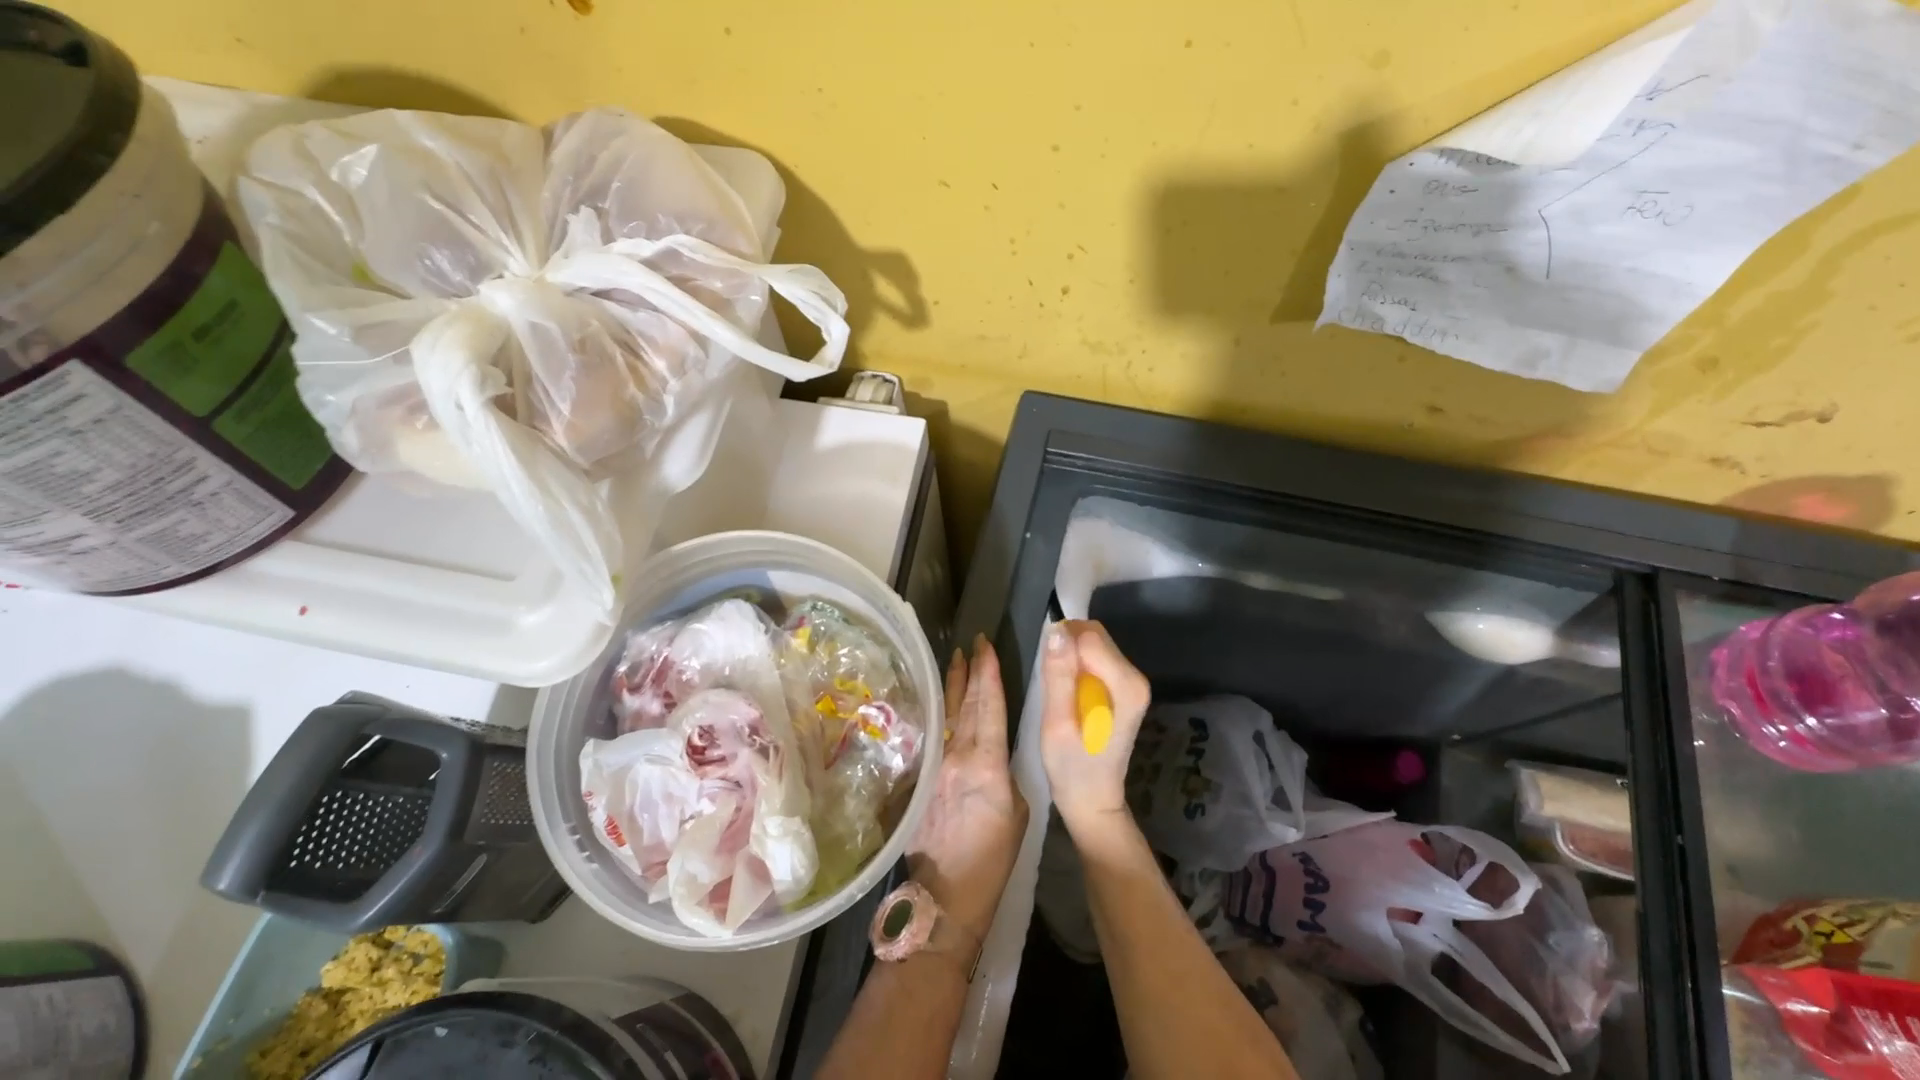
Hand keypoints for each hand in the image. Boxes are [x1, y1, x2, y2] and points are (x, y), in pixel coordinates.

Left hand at [907, 634, 1028, 940]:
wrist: (947, 893)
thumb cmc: (993, 858)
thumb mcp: (1017, 811)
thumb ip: (1004, 773)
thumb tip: (993, 753)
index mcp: (987, 764)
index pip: (990, 707)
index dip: (988, 674)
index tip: (986, 647)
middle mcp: (956, 757)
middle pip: (964, 705)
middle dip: (967, 673)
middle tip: (969, 646)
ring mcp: (931, 767)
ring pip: (944, 718)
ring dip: (949, 689)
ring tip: (952, 663)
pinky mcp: (915, 779)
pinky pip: (929, 740)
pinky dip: (935, 718)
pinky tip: (934, 704)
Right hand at [1039, 620, 1151, 840]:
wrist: (1093, 801)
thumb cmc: (1071, 769)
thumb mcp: (1057, 724)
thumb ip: (1059, 676)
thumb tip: (1056, 630)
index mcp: (1126, 685)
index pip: (1088, 637)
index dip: (1060, 645)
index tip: (1043, 672)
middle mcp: (1136, 678)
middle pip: (1095, 635)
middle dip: (1066, 647)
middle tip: (1048, 681)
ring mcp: (1133, 684)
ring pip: (1094, 644)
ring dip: (1070, 657)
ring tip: (1057, 690)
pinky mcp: (1124, 689)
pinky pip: (1096, 660)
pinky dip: (1077, 667)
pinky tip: (1068, 695)